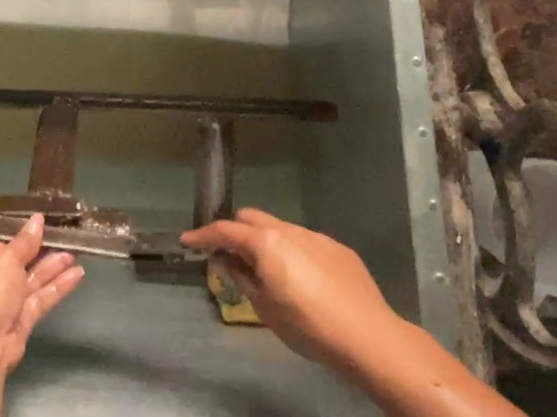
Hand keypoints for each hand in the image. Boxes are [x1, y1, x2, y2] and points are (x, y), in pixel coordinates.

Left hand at [0, 213, 85, 372]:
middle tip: (68, 237)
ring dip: (55, 266)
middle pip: (23, 259)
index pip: (6, 241)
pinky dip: (59, 285)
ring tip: (77, 253)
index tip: (47, 222)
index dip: (25, 233)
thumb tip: (37, 218)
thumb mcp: (8, 258)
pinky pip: (43, 295)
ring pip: (36, 277)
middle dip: (44, 249)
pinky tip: (78, 274)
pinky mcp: (25, 316)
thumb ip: (26, 241)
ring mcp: (11, 298)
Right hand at [180, 208, 399, 368]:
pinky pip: (305, 242)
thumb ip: (240, 277)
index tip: (187, 241)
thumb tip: (225, 260)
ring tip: (268, 272)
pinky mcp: (338, 249)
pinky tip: (303, 280)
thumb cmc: (308, 326)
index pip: (224, 230)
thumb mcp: (264, 307)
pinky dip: (292, 252)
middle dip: (235, 232)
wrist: (369, 338)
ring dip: (265, 242)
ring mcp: (316, 236)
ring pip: (280, 228)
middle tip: (228, 256)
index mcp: (265, 242)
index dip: (202, 236)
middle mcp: (289, 230)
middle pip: (251, 218)